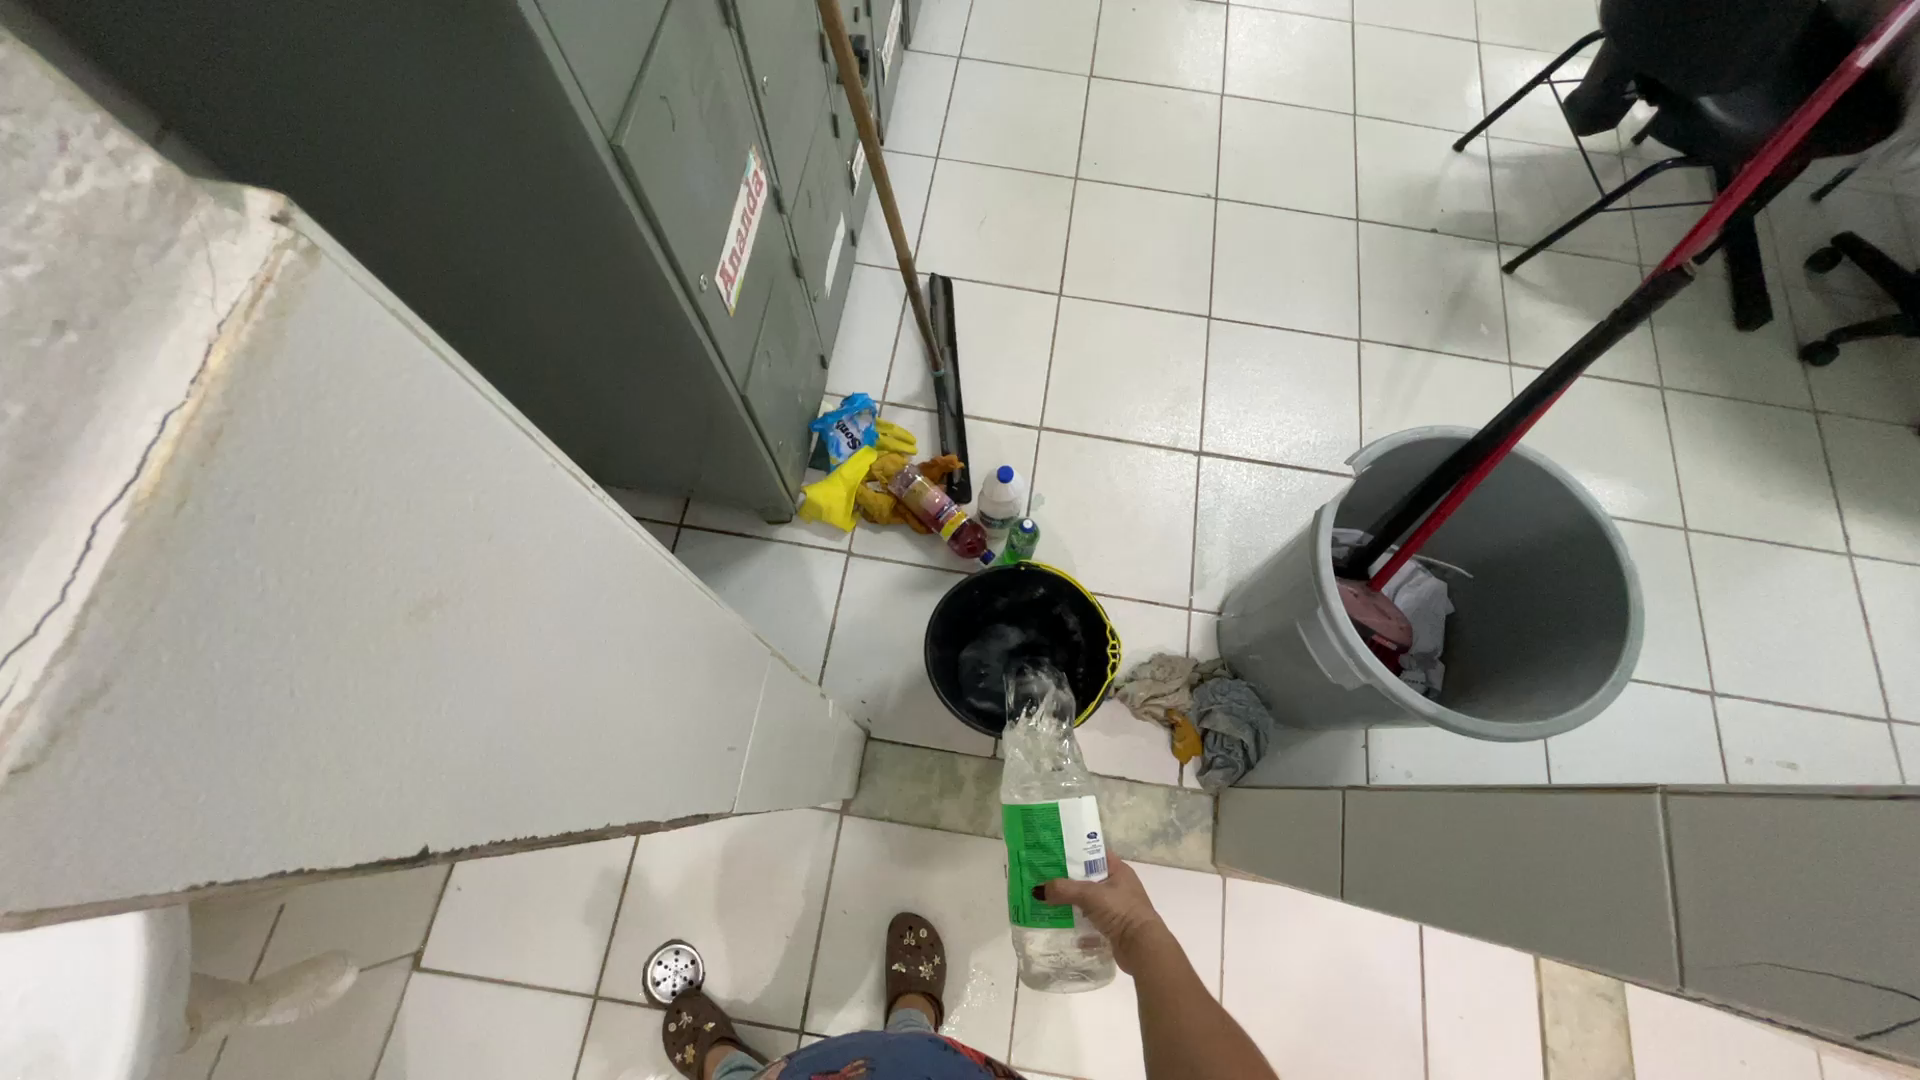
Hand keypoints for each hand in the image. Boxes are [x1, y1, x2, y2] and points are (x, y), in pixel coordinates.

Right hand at [1037, 859, 1169, 972]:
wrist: (1143, 949)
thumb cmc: (1121, 911)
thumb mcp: (1090, 894)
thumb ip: (1064, 889)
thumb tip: (1037, 890)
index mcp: (1118, 870)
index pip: (1093, 853)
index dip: (1074, 852)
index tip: (1052, 852)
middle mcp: (1118, 886)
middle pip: (1088, 878)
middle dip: (1067, 879)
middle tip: (1044, 877)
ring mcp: (1116, 908)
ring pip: (1088, 900)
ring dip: (1071, 902)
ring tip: (1047, 900)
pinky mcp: (1113, 927)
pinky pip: (1090, 920)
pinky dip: (1077, 921)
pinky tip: (1061, 923)